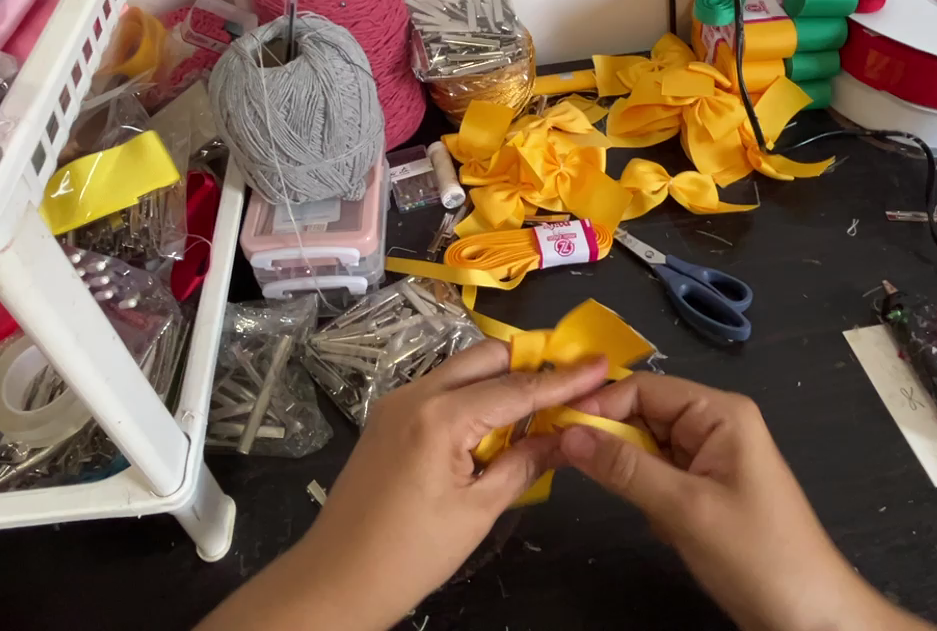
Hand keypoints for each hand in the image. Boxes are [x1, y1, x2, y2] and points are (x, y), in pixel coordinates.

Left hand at [197, 340, 608, 630]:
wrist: (335, 578)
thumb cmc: (411, 553)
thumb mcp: (479, 511)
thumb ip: (525, 463)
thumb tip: (567, 436)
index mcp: (440, 416)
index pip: (515, 388)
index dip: (562, 379)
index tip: (601, 363)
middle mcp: (416, 392)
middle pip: (485, 357)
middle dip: (529, 363)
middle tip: (570, 378)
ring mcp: (397, 399)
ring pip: (461, 368)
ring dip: (500, 377)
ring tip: (539, 401)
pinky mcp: (387, 414)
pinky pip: (441, 387)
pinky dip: (472, 393)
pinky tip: (493, 419)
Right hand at [560, 374, 935, 630]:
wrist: (815, 623)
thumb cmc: (758, 556)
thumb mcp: (684, 509)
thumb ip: (623, 468)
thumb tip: (567, 433)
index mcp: (718, 411)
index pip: (642, 388)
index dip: (599, 405)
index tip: (558, 429)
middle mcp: (713, 423)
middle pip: (642, 414)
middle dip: (614, 442)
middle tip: (575, 465)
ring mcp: (710, 456)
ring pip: (646, 447)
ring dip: (632, 475)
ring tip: (644, 509)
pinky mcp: (706, 488)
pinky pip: (659, 475)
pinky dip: (648, 496)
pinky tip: (662, 525)